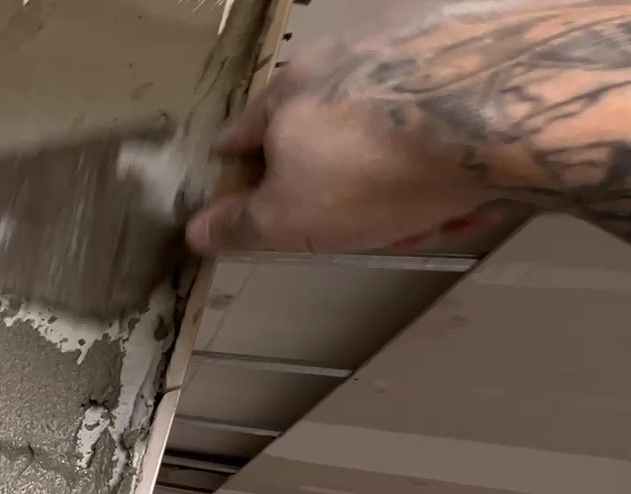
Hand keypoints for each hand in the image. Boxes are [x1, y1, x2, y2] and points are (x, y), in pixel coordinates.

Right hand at [186, 44, 497, 255]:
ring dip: (380, 155)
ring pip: (380, 114)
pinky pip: (442, 104)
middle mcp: (348, 52)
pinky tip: (451, 172)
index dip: (237, 175)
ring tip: (405, 201)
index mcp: (289, 88)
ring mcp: (419, 41)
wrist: (518, 115)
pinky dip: (437, 138)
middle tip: (333, 214)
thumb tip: (197, 229)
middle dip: (317, 167)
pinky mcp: (486, 43)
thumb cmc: (372, 172)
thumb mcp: (281, 219)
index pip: (240, 135)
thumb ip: (233, 225)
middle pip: (316, 122)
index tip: (245, 205)